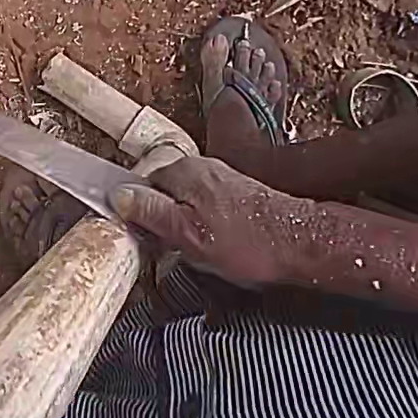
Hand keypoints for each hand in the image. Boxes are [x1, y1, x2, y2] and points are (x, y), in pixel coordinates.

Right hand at [110, 156, 314, 286]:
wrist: (300, 243)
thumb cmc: (246, 243)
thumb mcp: (186, 234)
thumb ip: (150, 211)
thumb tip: (117, 194)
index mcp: (182, 172)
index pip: (140, 188)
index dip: (139, 216)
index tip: (146, 239)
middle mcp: (200, 167)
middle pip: (162, 194)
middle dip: (164, 221)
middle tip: (175, 250)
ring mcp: (219, 177)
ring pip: (185, 202)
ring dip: (186, 226)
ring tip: (203, 250)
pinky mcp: (235, 191)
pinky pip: (205, 206)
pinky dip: (207, 226)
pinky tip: (220, 245)